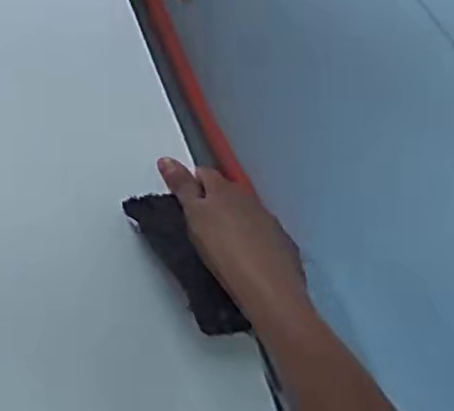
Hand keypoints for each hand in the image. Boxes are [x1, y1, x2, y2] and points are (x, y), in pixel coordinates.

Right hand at [157, 157, 308, 323]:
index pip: (202, 173)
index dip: (189, 184)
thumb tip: (167, 160)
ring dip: (234, 222)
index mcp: (224, 188)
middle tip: (198, 226)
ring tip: (222, 246)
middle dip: (212, 203)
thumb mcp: (192, 215)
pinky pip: (264, 236)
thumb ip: (181, 186)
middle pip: (225, 193)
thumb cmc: (223, 249)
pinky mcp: (286, 248)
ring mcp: (271, 223)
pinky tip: (246, 261)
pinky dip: (253, 242)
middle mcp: (249, 199)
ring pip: (246, 214)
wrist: (270, 293)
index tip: (181, 202)